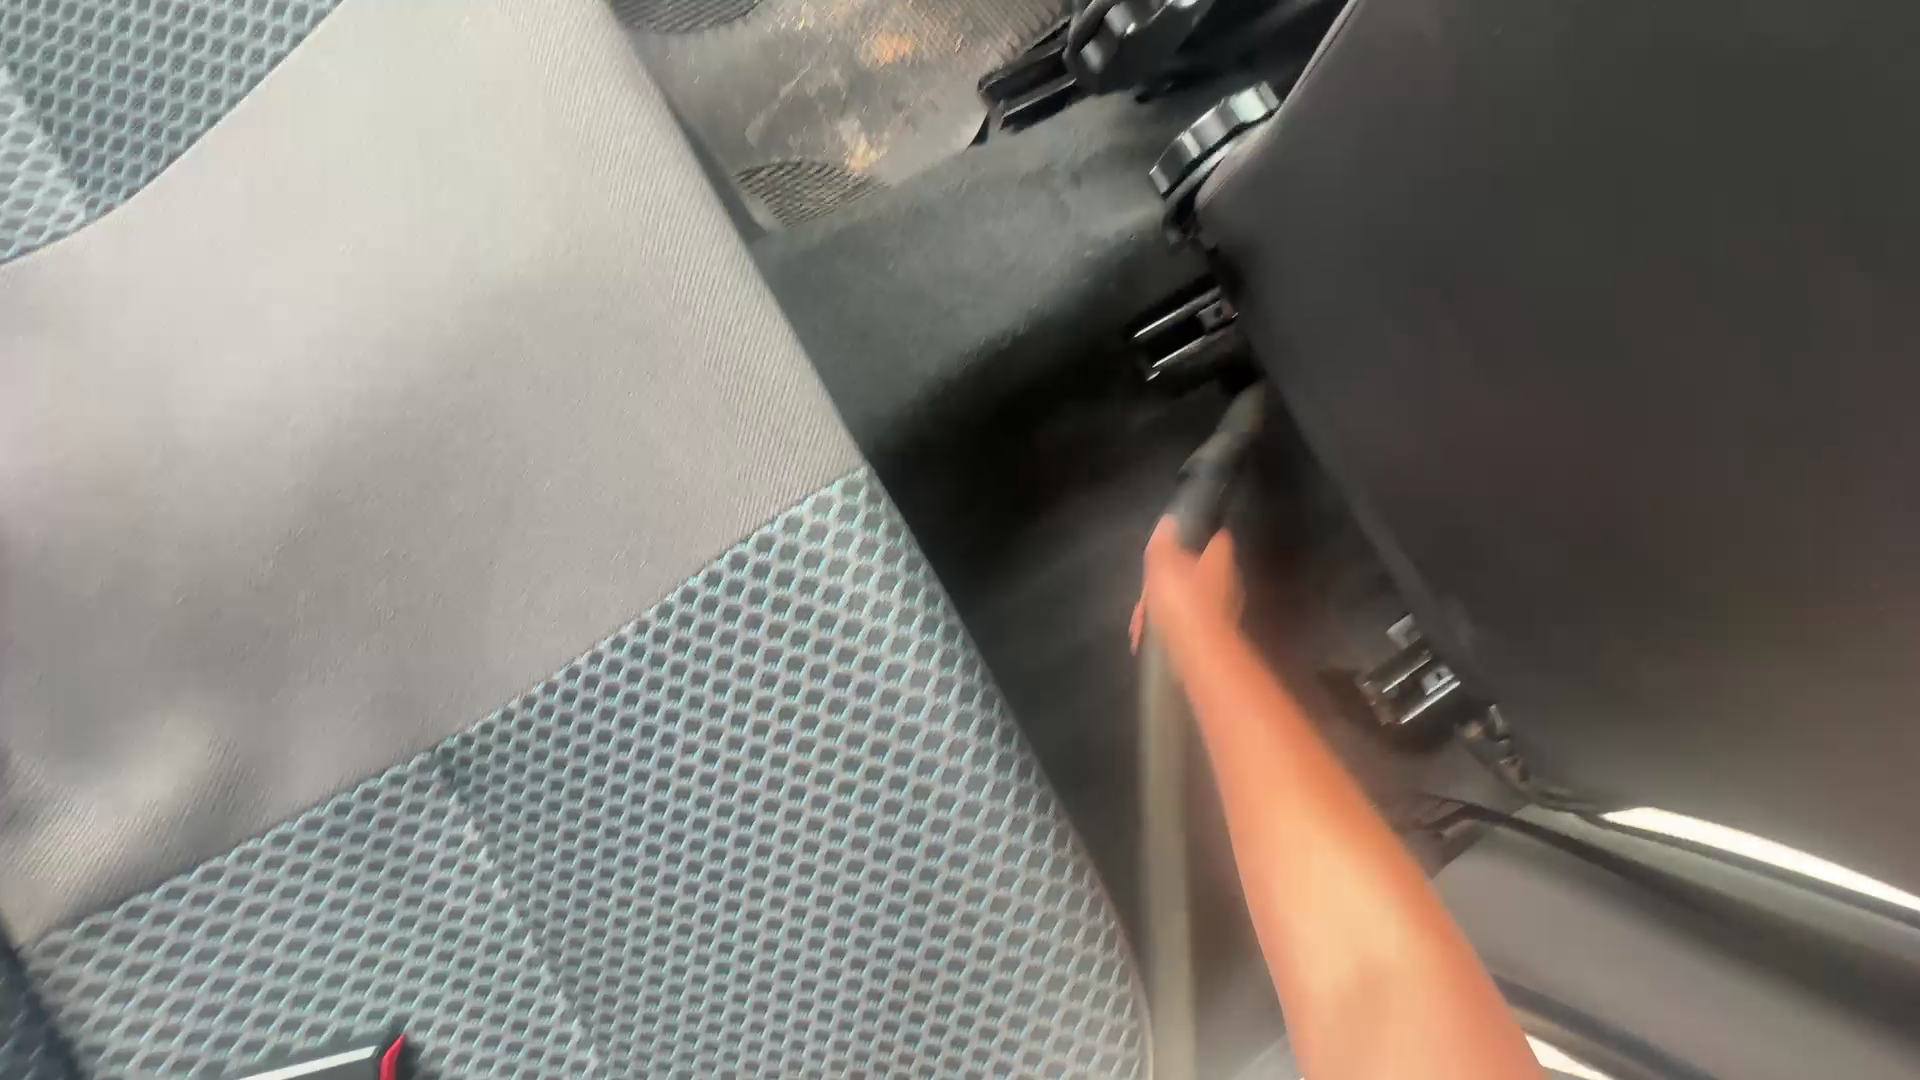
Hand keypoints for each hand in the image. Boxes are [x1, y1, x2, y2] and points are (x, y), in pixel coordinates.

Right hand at [1131, 518, 1241, 651]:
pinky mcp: (1212, 635)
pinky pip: (1185, 623)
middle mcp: (1227, 582)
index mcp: (1219, 560)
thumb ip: (1163, 542)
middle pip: (1196, 572)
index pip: (1217, 538)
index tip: (1178, 542)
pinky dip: (1166, 627)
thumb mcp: (1162, 564)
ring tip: (1140, 623)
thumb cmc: (1181, 602)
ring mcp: (1222, 611)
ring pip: (1187, 600)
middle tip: (1145, 593)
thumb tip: (1169, 521)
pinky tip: (1145, 639)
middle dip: (1167, 581)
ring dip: (1161, 608)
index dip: (1200, 537)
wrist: (1198, 653)